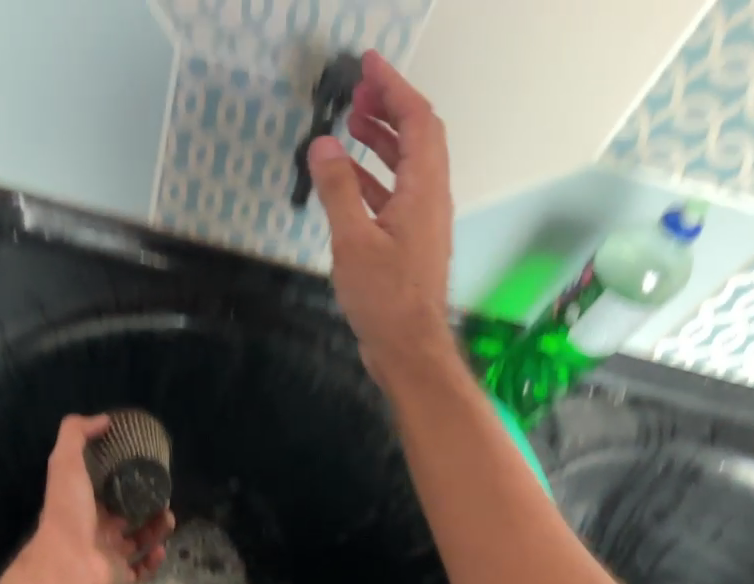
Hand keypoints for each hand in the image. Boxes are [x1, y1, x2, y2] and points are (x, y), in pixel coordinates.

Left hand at [20, 415, 174, 583]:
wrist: (68, 562)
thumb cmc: (68, 510)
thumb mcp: (66, 461)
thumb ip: (77, 434)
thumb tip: (104, 419)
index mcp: (82, 504)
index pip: (104, 489)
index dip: (124, 479)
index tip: (145, 468)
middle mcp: (94, 529)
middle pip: (126, 516)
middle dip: (149, 506)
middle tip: (165, 497)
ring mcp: (106, 555)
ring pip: (138, 541)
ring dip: (157, 530)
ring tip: (169, 519)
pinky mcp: (119, 576)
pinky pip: (141, 569)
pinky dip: (153, 560)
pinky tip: (160, 549)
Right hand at [307, 51, 456, 388]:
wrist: (408, 348)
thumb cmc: (384, 298)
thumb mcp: (353, 241)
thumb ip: (338, 189)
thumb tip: (324, 145)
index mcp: (423, 189)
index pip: (417, 121)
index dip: (395, 87)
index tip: (370, 66)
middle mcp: (429, 198)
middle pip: (418, 137)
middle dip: (390, 107)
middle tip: (359, 90)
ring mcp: (422, 222)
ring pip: (407, 166)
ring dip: (383, 140)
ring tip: (353, 123)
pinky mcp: (409, 243)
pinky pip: (395, 194)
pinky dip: (374, 177)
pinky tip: (349, 178)